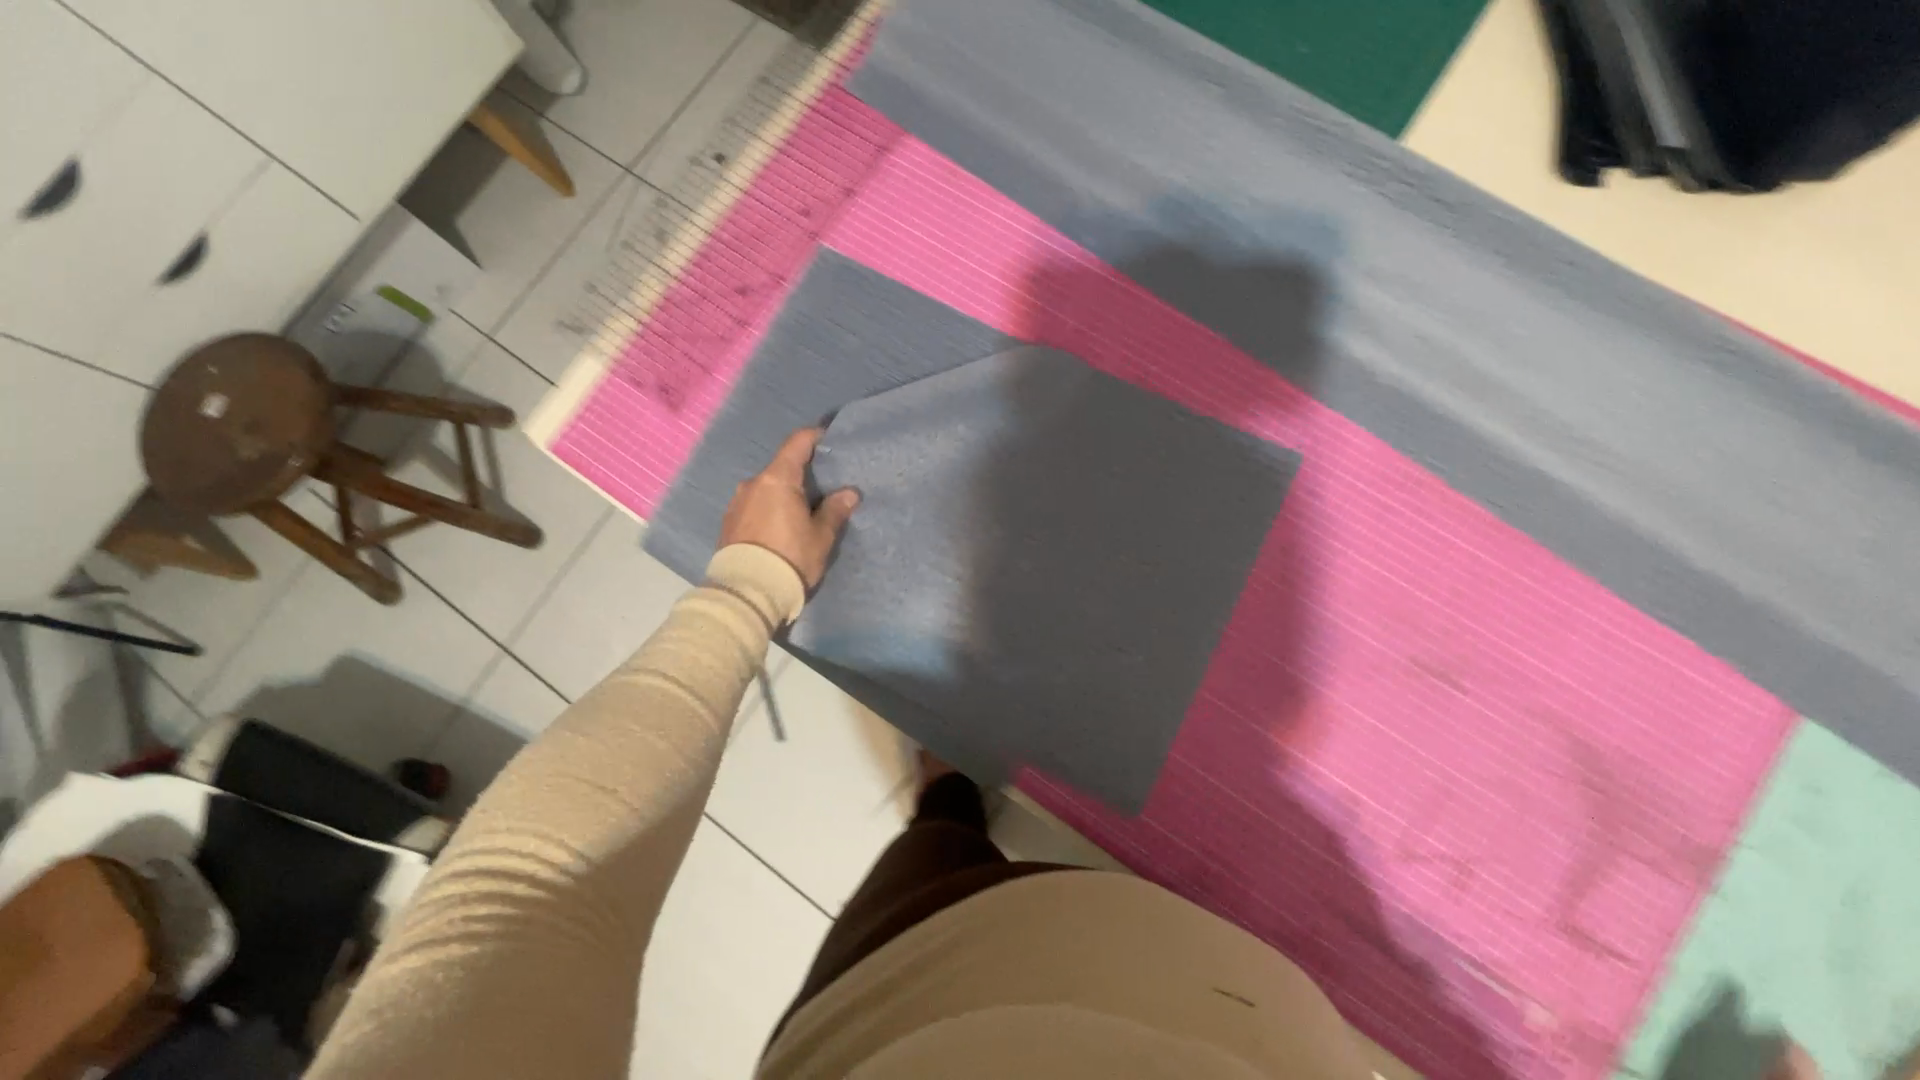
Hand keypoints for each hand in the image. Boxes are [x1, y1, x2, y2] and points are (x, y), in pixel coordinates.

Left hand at [719, 427, 858, 588]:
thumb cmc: (790, 557)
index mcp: (777, 479)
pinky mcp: (728, 523)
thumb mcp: (820, 536)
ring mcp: (736, 503)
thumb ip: (834, 510)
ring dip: (782, 494)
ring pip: (766, 489)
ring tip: (800, 513)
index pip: (797, 443)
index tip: (829, 439)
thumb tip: (849, 493)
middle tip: (822, 487)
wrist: (747, 592)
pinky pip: (754, 506)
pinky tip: (779, 528)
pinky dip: (768, 509)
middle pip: (781, 467)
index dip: (815, 437)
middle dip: (801, 474)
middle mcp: (752, 484)